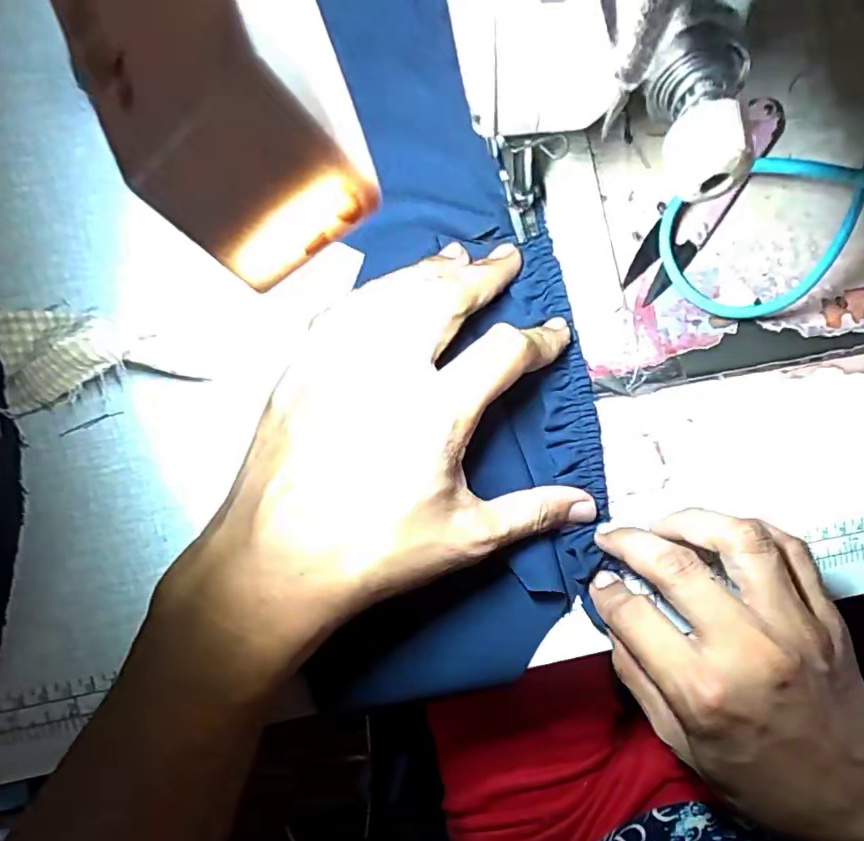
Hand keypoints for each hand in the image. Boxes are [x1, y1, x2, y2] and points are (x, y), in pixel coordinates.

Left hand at [157, 243, 596, 691]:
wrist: (277, 562)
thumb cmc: (377, 552)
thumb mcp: (470, 536)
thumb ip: (533, 512)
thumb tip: (586, 506)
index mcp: (437, 410)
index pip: (503, 352)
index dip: (538, 339)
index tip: (555, 334)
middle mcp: (387, 371)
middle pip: (443, 298)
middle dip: (483, 275)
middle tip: (507, 258)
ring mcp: (337, 363)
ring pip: (390, 292)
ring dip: (428, 270)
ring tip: (454, 255)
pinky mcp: (300, 370)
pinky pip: (342, 309)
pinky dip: (373, 288)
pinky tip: (385, 287)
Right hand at [590, 510, 863, 840]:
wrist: (848, 789)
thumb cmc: (759, 780)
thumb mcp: (683, 747)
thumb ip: (641, 681)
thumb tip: (615, 621)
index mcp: (703, 690)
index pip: (636, 616)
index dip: (607, 591)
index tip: (599, 580)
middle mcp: (747, 646)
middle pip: (680, 567)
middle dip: (634, 541)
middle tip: (614, 535)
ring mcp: (794, 623)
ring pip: (742, 540)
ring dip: (696, 519)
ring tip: (668, 523)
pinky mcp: (826, 613)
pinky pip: (793, 550)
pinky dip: (756, 530)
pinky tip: (729, 532)